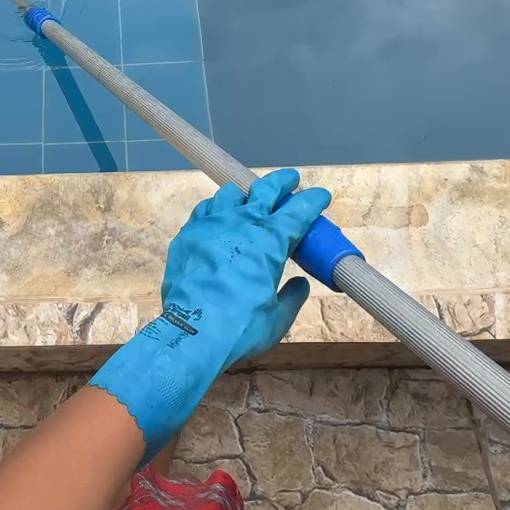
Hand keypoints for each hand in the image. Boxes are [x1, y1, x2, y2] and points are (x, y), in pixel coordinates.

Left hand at [89, 168, 330, 462]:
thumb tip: (300, 284)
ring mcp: (212, 224)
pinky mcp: (189, 232)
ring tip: (251, 199)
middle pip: (265, 190)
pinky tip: (219, 217)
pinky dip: (217, 209)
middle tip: (291, 179)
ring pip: (231, 194)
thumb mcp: (278, 317)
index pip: (298, 210)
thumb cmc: (240, 326)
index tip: (320, 194)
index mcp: (270, 240)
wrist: (192, 329)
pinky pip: (205, 210)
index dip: (312, 200)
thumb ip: (291, 296)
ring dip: (246, 195)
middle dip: (282, 182)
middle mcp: (242, 223)